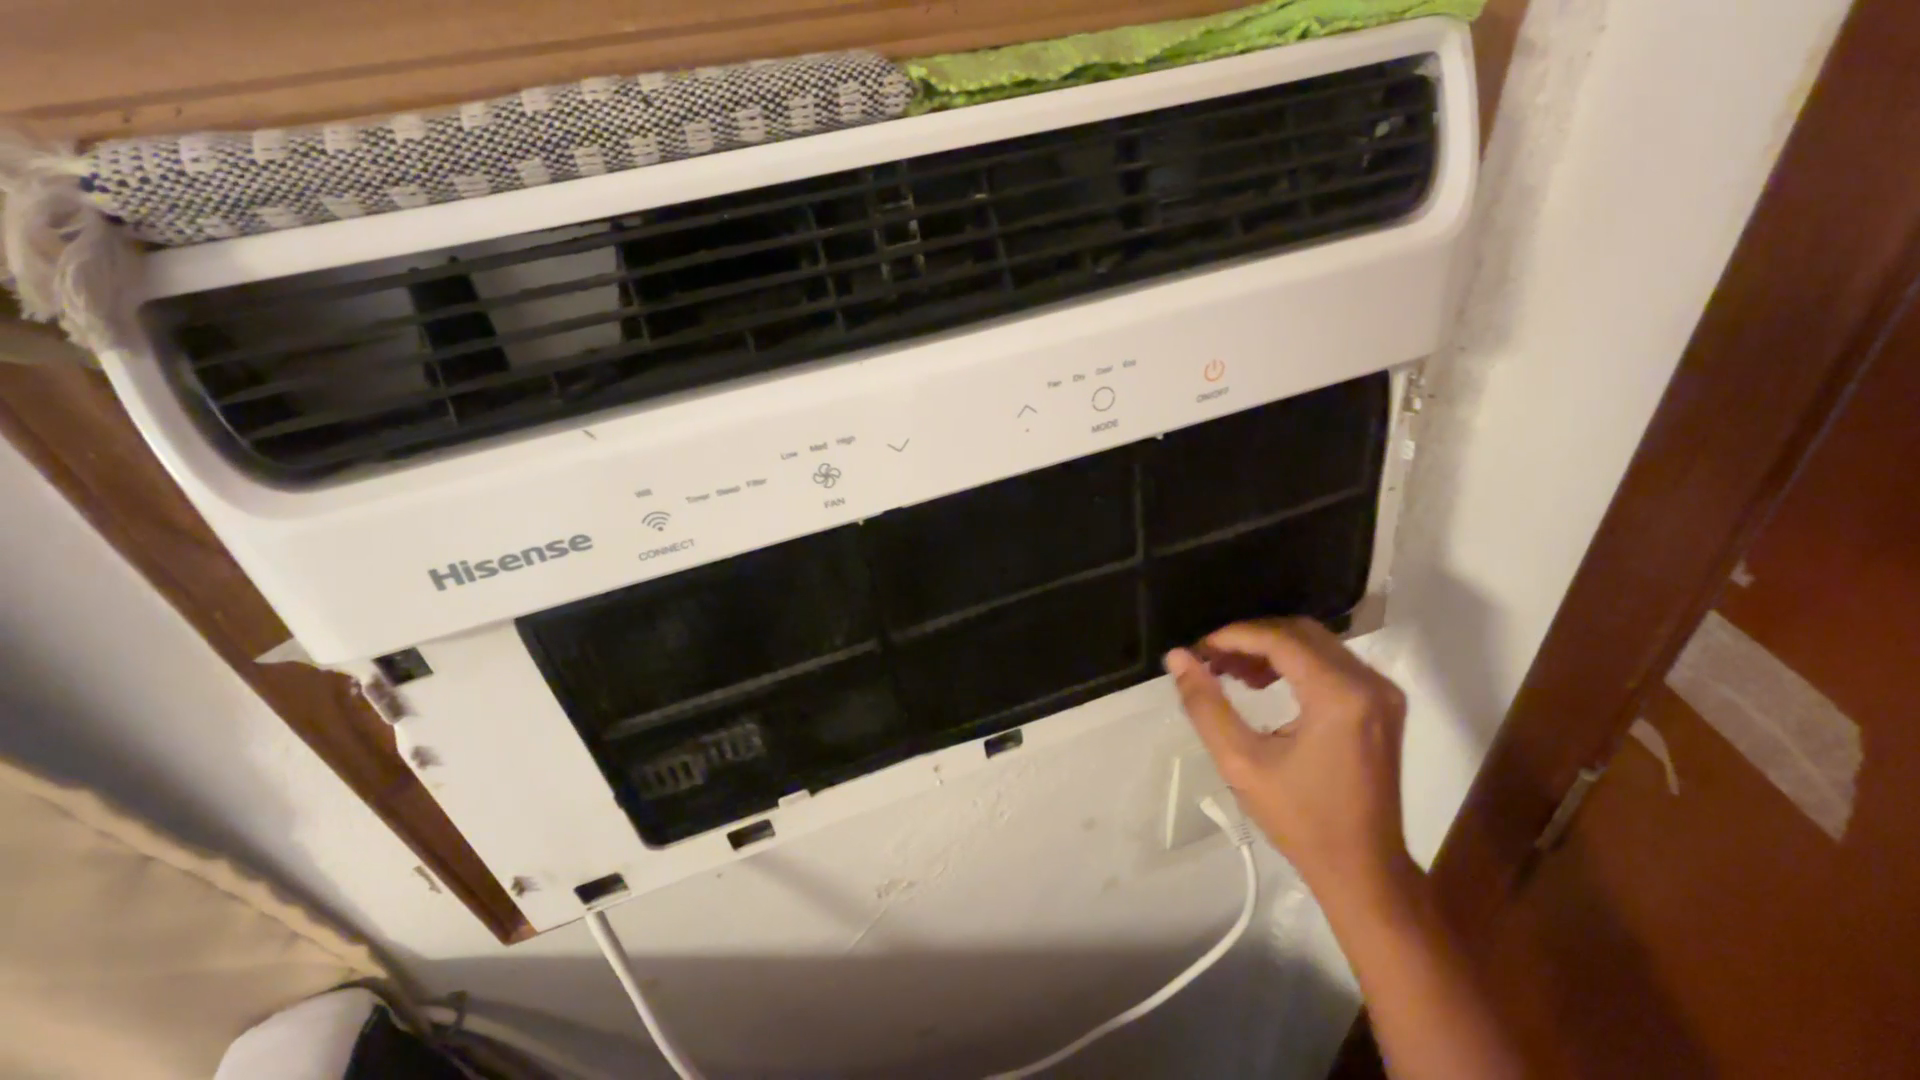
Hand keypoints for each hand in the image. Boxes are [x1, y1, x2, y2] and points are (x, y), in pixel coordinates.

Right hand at [1164, 618, 1412, 894]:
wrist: (1362, 869)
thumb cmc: (1300, 819)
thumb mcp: (1241, 762)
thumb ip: (1206, 705)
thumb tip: (1177, 657)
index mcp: (1340, 695)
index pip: (1281, 639)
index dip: (1234, 636)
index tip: (1198, 650)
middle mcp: (1370, 683)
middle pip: (1302, 634)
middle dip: (1251, 639)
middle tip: (1211, 661)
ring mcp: (1383, 694)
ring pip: (1318, 646)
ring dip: (1272, 651)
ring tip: (1232, 673)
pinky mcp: (1384, 707)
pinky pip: (1334, 665)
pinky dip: (1297, 665)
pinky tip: (1266, 686)